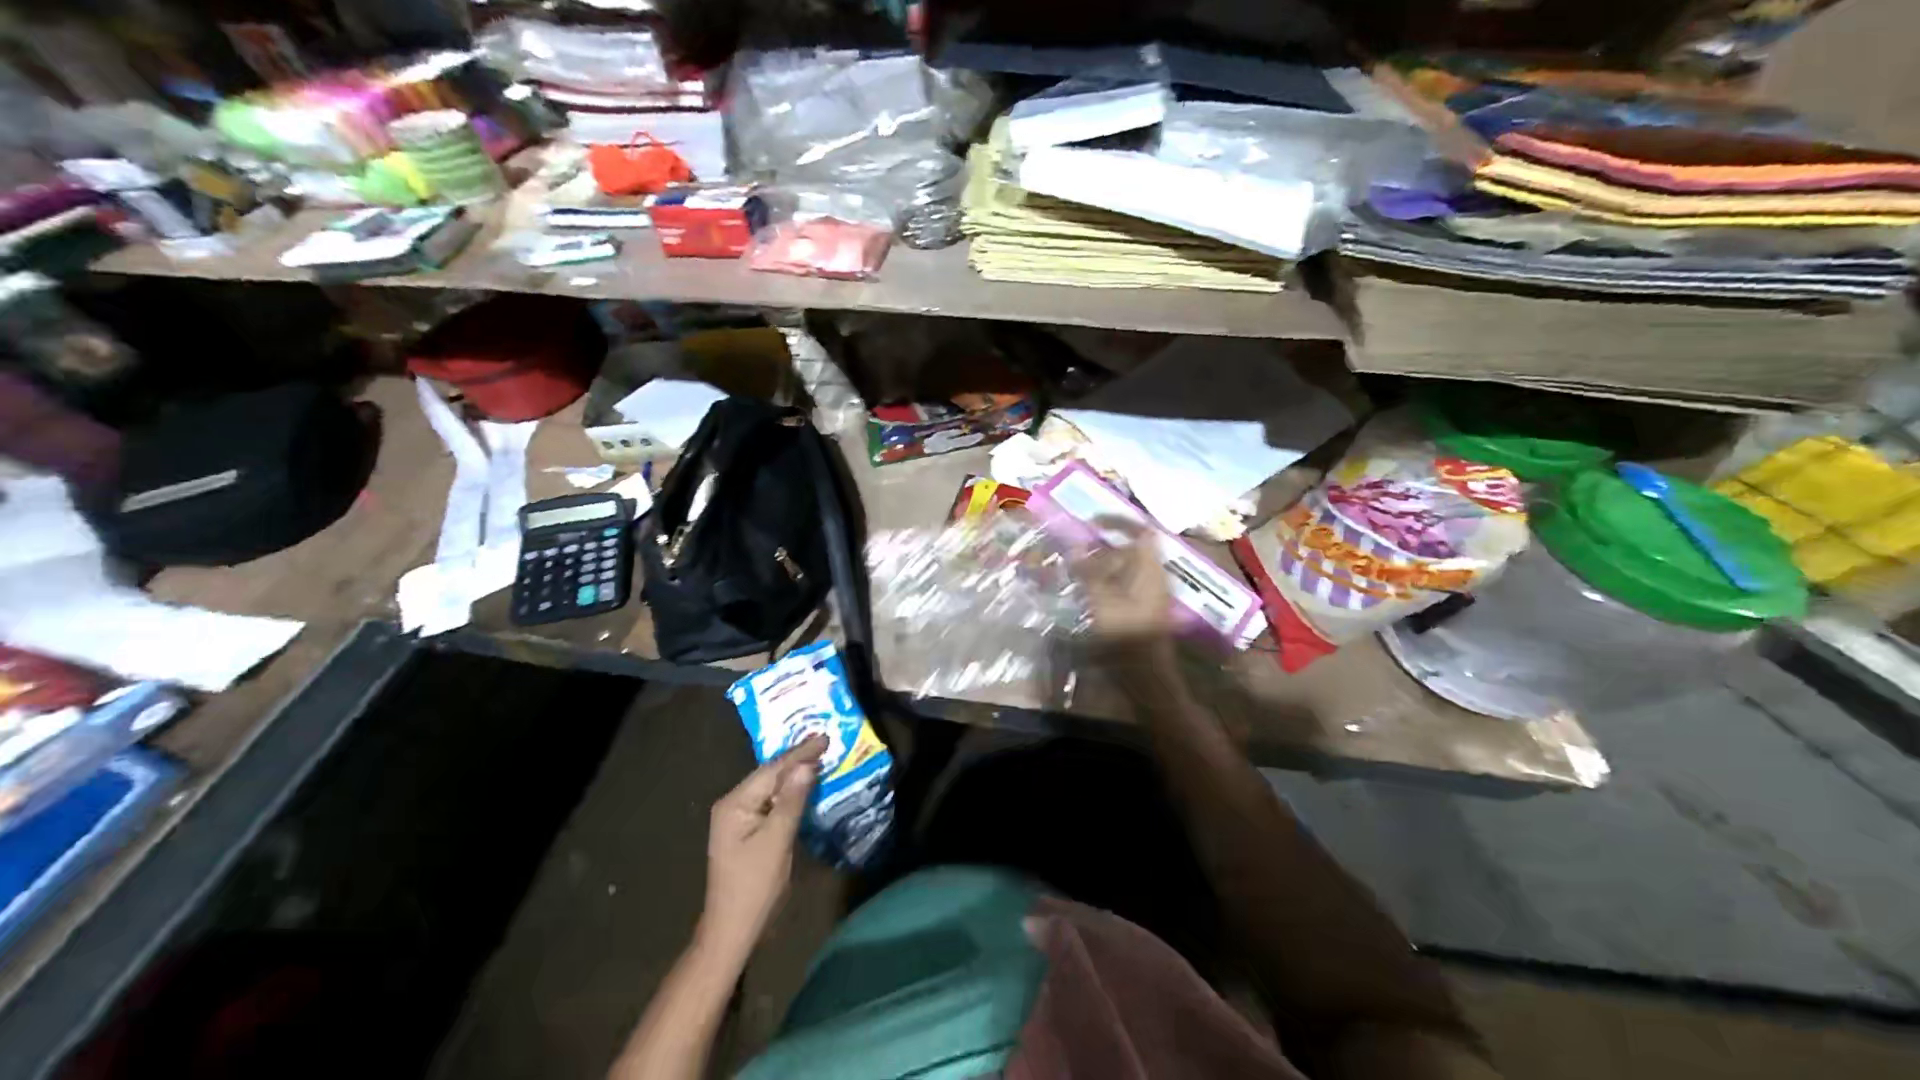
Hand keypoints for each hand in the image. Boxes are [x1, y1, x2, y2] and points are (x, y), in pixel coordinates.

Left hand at [697, 735, 827, 959]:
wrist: (733, 931)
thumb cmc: (754, 886)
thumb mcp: (776, 841)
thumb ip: (792, 801)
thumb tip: (807, 765)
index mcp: (734, 803)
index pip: (772, 769)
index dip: (800, 753)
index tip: (825, 737)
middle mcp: (733, 805)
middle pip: (770, 775)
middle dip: (798, 760)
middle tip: (826, 743)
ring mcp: (738, 819)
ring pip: (771, 788)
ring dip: (795, 775)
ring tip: (820, 758)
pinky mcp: (748, 832)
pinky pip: (771, 803)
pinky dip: (790, 794)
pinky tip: (806, 787)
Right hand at [1080, 519, 1175, 645]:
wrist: (1146, 679)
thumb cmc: (1127, 637)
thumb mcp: (1103, 601)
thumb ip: (1090, 572)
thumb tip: (1076, 547)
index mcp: (1151, 570)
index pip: (1142, 531)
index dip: (1119, 521)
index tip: (1092, 521)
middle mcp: (1155, 577)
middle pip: (1132, 549)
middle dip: (1104, 544)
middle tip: (1076, 545)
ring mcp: (1150, 595)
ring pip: (1126, 568)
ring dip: (1102, 564)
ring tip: (1075, 566)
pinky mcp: (1142, 611)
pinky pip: (1123, 585)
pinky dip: (1105, 580)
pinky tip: (1085, 590)